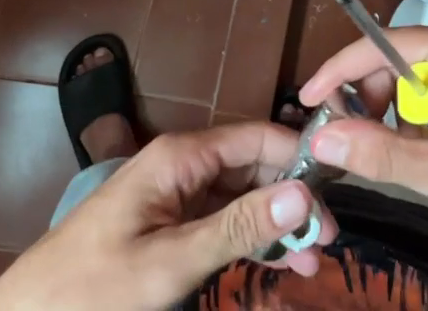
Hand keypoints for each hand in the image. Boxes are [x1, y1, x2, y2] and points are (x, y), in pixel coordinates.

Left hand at [0, 122, 337, 310]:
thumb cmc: (90, 289)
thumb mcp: (170, 263)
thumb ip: (238, 228)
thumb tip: (304, 195)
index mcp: (181, 157)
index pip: (257, 138)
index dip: (300, 160)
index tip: (338, 193)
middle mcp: (182, 165)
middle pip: (253, 168)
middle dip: (292, 199)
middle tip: (328, 242)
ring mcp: (174, 196)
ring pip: (241, 198)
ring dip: (275, 226)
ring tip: (311, 263)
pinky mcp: (168, 226)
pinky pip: (221, 222)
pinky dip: (249, 240)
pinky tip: (275, 263)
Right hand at [298, 20, 427, 239]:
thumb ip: (383, 154)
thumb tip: (324, 136)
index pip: (383, 44)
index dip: (340, 71)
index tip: (308, 100)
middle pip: (395, 58)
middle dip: (371, 99)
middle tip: (357, 143)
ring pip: (410, 74)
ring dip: (396, 113)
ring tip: (405, 154)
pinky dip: (418, 116)